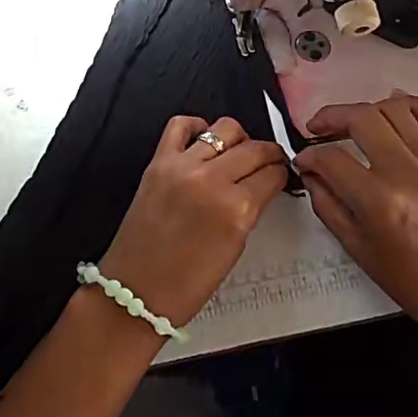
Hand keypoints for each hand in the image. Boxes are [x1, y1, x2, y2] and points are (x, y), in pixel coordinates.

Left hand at [97, 116, 286, 328]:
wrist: (137, 292)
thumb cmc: (186, 282)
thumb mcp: (235, 247)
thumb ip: (250, 210)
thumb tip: (261, 186)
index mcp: (236, 208)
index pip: (271, 174)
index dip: (280, 174)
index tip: (280, 175)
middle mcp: (211, 181)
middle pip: (255, 149)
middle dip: (268, 156)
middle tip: (269, 163)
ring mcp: (182, 167)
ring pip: (226, 129)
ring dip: (240, 140)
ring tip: (238, 153)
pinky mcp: (158, 163)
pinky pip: (180, 125)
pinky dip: (198, 126)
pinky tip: (205, 139)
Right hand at [294, 93, 417, 344]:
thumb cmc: (407, 278)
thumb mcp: (356, 247)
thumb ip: (327, 204)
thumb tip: (310, 173)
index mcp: (379, 201)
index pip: (332, 159)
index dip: (309, 156)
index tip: (303, 161)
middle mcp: (406, 173)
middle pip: (363, 119)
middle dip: (331, 116)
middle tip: (317, 128)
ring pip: (395, 110)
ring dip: (366, 108)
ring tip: (350, 122)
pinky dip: (414, 104)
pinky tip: (393, 104)